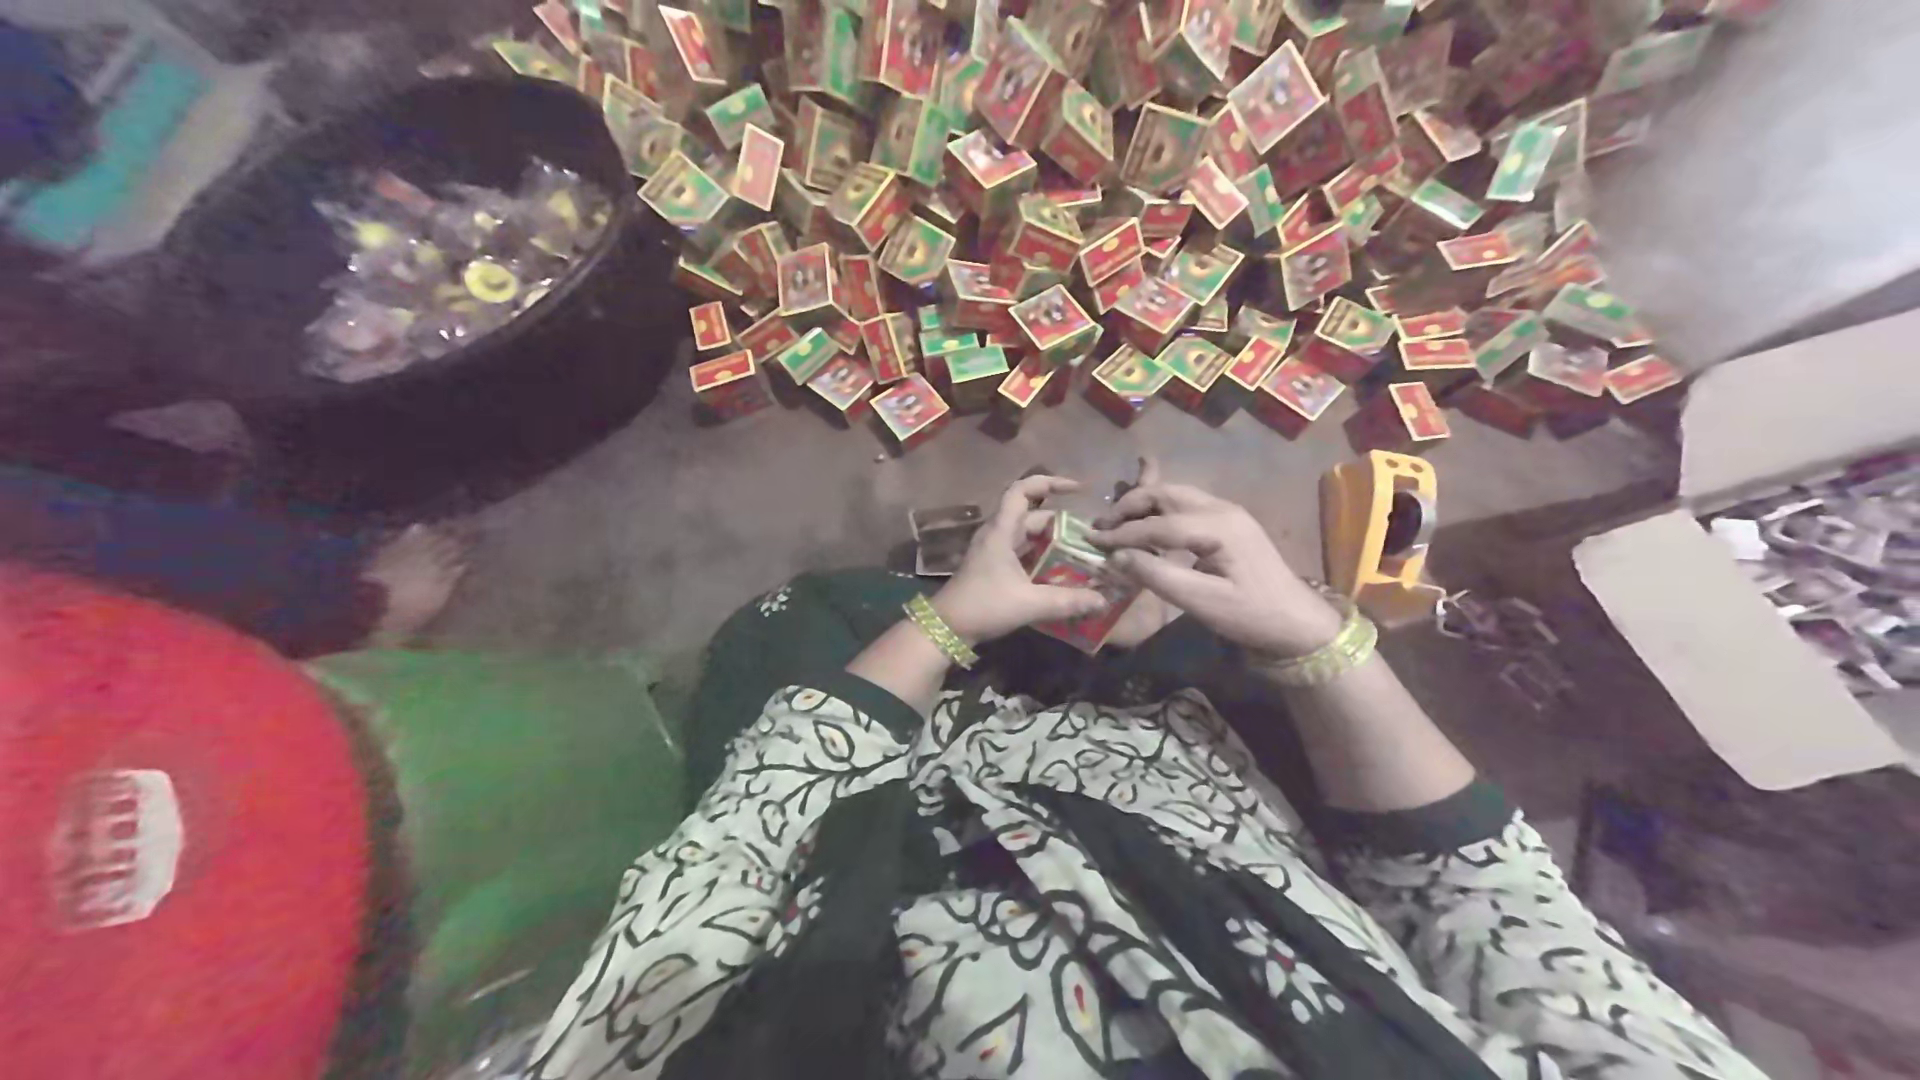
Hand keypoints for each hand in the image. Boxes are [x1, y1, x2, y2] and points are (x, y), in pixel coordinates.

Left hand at [932, 474, 1109, 643]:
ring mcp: (994, 551)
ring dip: (1053, 542)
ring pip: (1029, 536)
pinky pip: (1023, 553)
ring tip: (1082, 554)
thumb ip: (1066, 601)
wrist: (946, 628)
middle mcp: (997, 534)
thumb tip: (1102, 600)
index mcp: (1001, 531)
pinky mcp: (994, 567)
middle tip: (1090, 537)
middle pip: (1033, 516)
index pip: (1022, 490)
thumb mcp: (1028, 604)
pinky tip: (1062, 574)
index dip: (1050, 482)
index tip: (1078, 489)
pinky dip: (1042, 557)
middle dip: (1062, 523)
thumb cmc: (983, 607)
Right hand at [1090, 480, 1341, 657]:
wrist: (1298, 624)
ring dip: (1142, 506)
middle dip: (1129, 507)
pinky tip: (1145, 531)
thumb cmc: (1252, 615)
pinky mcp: (1228, 522)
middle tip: (1101, 528)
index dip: (1121, 534)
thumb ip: (1157, 576)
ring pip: (1174, 494)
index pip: (1157, 523)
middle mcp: (1222, 509)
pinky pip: (1185, 506)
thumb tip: (1115, 558)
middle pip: (1165, 493)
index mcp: (1218, 526)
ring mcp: (1227, 512)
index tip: (1090, 541)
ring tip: (1117, 527)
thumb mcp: (1202, 602)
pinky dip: (1158, 512)